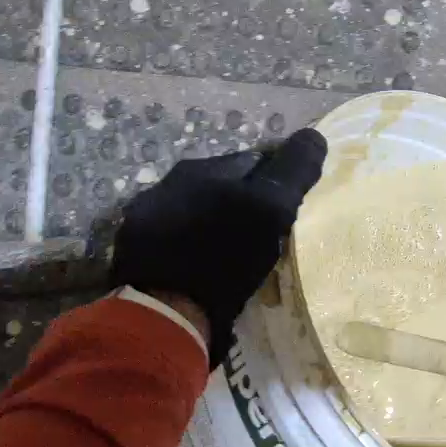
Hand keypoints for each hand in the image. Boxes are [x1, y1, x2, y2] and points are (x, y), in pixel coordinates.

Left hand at [109, 128, 326, 366]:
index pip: (251, 161)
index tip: (287, 207)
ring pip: (192, 212)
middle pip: (218, 186)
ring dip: (210, 224)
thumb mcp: (271, 210)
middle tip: (260, 232)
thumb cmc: (223, 255)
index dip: (274, 181)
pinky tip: (199, 268)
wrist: (163, 310)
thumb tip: (314, 135)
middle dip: (239, 202)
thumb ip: (293, 171)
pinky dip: (187, 248)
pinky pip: (171, 241)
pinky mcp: (131, 252)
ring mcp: (142, 218)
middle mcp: (165, 184)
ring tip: (229, 253)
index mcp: (200, 168)